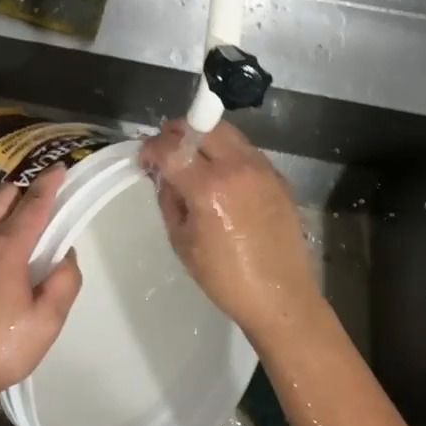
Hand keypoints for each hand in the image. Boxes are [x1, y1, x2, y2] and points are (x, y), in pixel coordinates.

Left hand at [0, 165, 82, 409]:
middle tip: (46, 198)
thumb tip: (66, 254)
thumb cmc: (3, 347)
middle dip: (26, 190)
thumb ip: (64, 282)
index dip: (49, 184)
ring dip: (6, 210)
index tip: (60, 168)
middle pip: (4, 197)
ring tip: (25, 225)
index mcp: (6, 248)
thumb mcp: (48, 322)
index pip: (33, 205)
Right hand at [140, 120, 315, 333]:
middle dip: (177, 133)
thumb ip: (169, 199)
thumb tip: (163, 175)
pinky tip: (221, 176)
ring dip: (203, 138)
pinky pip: (245, 151)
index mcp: (208, 187)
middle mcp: (237, 168)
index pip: (170, 147)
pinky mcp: (279, 178)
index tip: (144, 160)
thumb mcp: (181, 240)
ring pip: (226, 133)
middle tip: (166, 151)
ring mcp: (262, 170)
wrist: (282, 299)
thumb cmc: (225, 277)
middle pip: (201, 126)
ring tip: (193, 160)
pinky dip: (227, 153)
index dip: (150, 149)